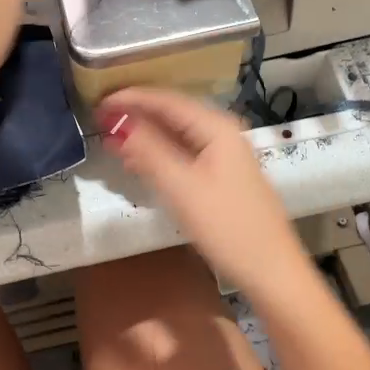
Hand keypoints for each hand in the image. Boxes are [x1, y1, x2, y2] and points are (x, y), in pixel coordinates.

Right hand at [96, 87, 309, 297]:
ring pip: (177, 134)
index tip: (98, 103)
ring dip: (145, 134)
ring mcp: (225, 154)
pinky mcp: (222, 175)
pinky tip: (139, 162)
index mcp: (216, 128)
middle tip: (101, 119)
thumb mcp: (182, 188)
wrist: (271, 270)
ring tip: (112, 140)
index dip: (130, 98)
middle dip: (136, 114)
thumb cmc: (227, 228)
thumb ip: (149, 152)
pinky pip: (184, 152)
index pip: (166, 100)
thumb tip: (119, 122)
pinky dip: (159, 153)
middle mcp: (222, 132)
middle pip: (172, 113)